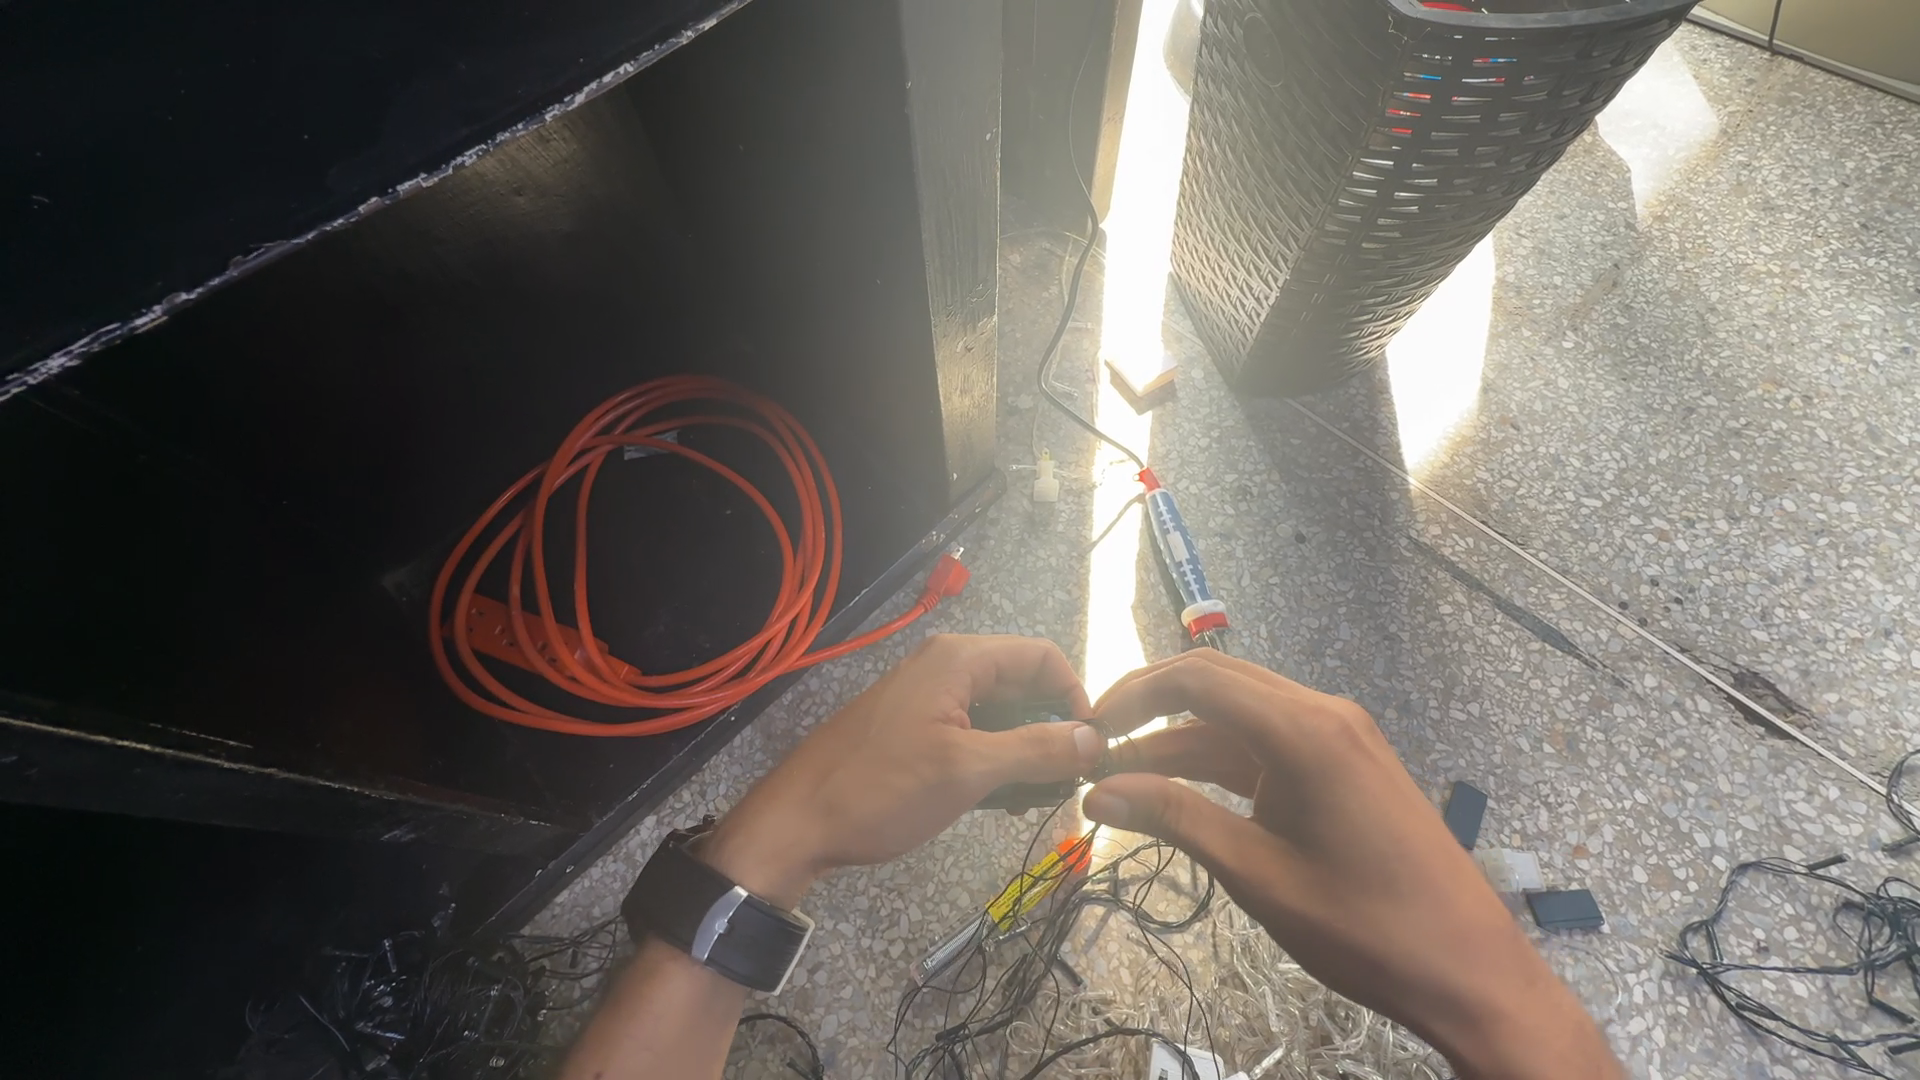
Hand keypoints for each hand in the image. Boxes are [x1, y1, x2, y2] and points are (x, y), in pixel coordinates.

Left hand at [702, 634, 1102, 907]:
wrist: (797, 822)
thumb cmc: (883, 788)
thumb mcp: (967, 769)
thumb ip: (1035, 749)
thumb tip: (1094, 738)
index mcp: (959, 659)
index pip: (1041, 656)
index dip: (1073, 695)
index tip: (1088, 746)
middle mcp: (947, 667)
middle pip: (1022, 685)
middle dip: (1050, 730)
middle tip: (1064, 783)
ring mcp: (929, 698)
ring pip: (1000, 714)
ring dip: (1024, 752)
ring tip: (1031, 800)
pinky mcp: (918, 728)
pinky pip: (973, 733)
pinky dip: (994, 761)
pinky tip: (1000, 800)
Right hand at [1084, 650, 1619, 1079]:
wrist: (1477, 977)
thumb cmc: (1367, 929)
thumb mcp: (1258, 874)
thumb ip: (1174, 819)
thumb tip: (1095, 791)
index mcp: (1303, 729)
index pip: (1196, 679)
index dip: (1132, 696)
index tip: (1089, 730)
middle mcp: (1319, 712)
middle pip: (1213, 682)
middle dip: (1147, 706)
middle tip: (1095, 742)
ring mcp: (1334, 733)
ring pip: (1234, 712)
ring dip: (1176, 736)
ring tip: (1121, 771)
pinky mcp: (1339, 760)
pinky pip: (1262, 740)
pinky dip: (1215, 757)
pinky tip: (1175, 784)